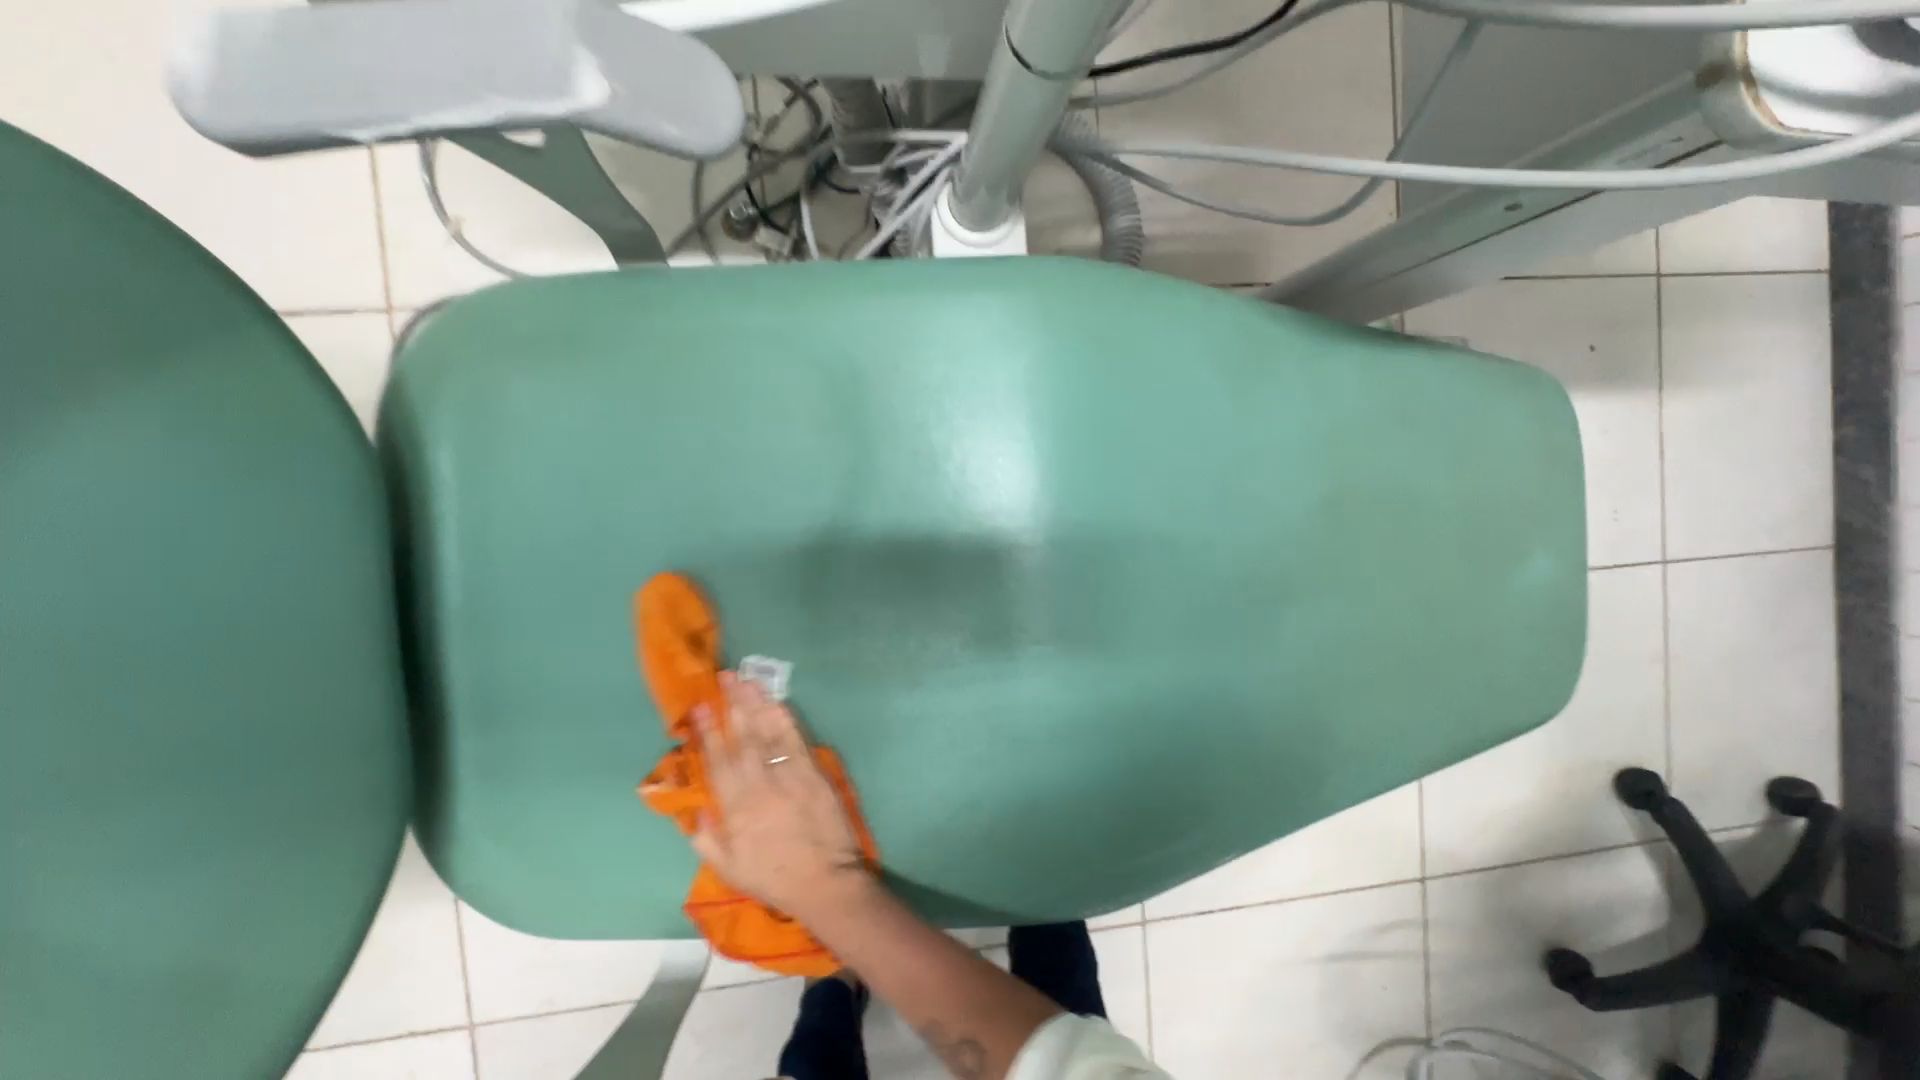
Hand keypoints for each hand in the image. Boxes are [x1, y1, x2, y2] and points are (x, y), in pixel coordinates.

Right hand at [691, 673, 872, 922]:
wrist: (826, 882)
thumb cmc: (775, 878)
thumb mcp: (729, 869)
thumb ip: (707, 838)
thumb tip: (696, 809)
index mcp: (736, 810)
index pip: (718, 763)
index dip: (708, 733)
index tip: (700, 708)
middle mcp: (760, 788)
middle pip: (743, 739)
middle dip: (732, 706)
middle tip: (725, 677)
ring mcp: (790, 778)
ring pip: (769, 734)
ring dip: (757, 704)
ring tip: (747, 680)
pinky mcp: (815, 775)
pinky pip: (797, 743)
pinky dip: (786, 721)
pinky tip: (777, 703)